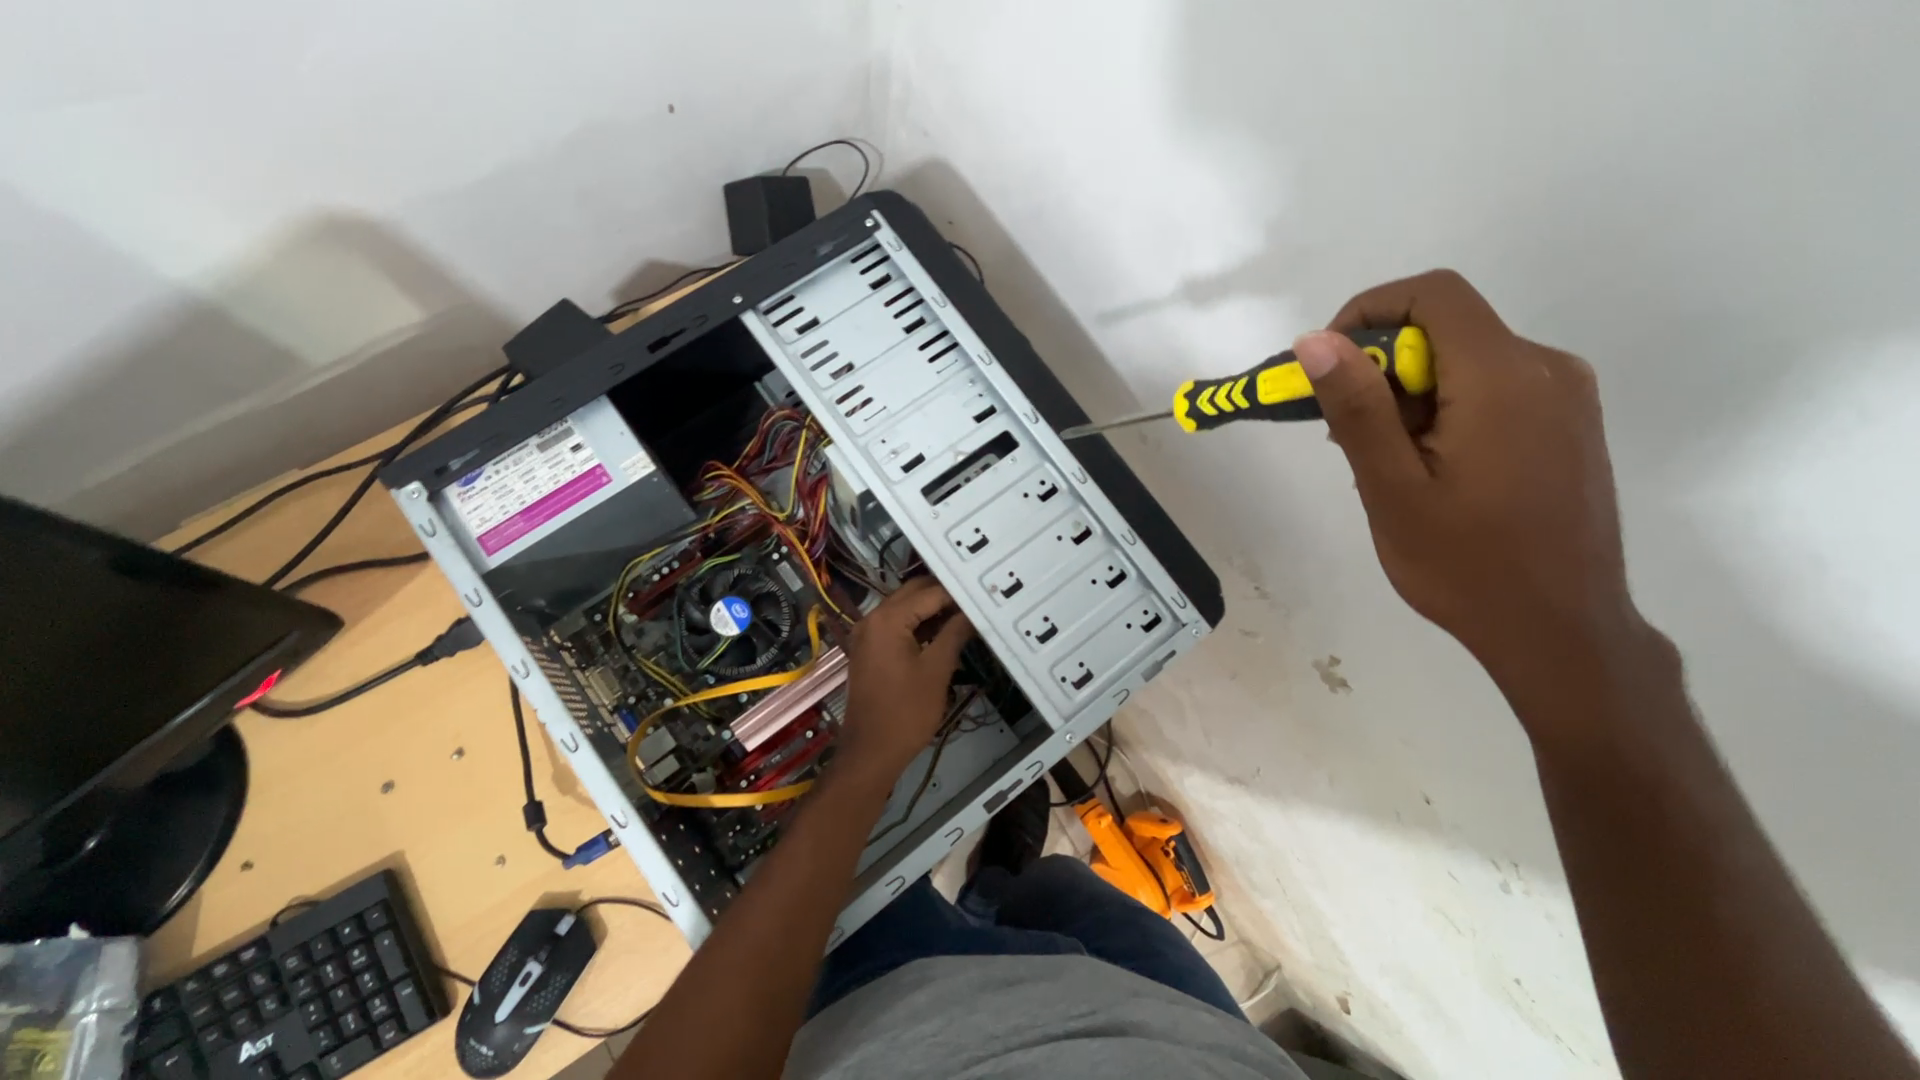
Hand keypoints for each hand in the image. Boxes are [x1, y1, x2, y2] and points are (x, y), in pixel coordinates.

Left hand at [834, 577, 973, 781]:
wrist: (871, 752)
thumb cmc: (906, 712)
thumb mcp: (937, 670)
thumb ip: (955, 633)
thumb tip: (973, 611)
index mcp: (887, 619)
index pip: (928, 592)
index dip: (957, 592)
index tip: (985, 592)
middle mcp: (872, 619)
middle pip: (913, 594)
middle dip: (944, 595)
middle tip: (977, 600)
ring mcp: (868, 635)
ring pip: (905, 610)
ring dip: (933, 610)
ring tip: (967, 614)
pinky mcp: (869, 651)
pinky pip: (897, 627)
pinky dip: (919, 626)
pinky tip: (945, 632)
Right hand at [1295, 270, 1644, 678]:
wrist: (1562, 631)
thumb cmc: (1466, 566)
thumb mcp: (1393, 488)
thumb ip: (1357, 406)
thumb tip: (1315, 339)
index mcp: (1503, 377)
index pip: (1432, 294)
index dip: (1369, 311)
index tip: (1330, 367)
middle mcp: (1547, 368)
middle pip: (1449, 328)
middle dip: (1385, 367)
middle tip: (1349, 437)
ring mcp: (1568, 396)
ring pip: (1470, 361)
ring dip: (1414, 393)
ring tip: (1387, 464)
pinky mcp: (1571, 424)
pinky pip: (1497, 389)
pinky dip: (1450, 408)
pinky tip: (1433, 469)